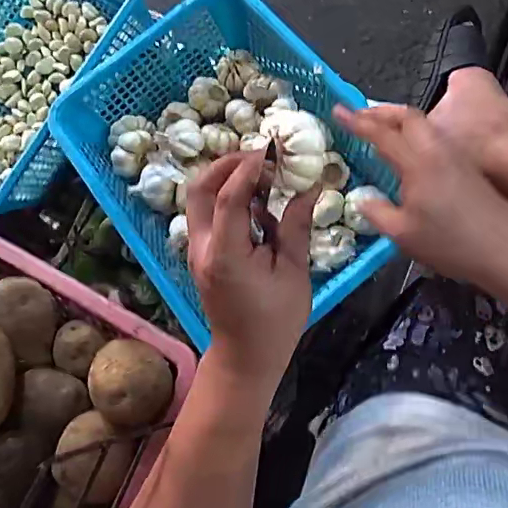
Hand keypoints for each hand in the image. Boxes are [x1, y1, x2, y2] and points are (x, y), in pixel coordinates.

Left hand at [185, 151, 316, 387]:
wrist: (245, 358)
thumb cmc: (275, 321)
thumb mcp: (294, 273)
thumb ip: (296, 227)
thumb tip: (310, 188)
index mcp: (225, 254)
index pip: (228, 197)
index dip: (249, 168)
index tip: (271, 149)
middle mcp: (202, 247)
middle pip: (200, 189)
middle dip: (228, 164)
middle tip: (261, 156)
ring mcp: (197, 250)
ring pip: (200, 199)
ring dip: (226, 179)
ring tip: (264, 175)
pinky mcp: (202, 253)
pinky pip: (208, 213)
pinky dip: (228, 198)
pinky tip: (259, 203)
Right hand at [335, 104, 507, 319]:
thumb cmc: (452, 244)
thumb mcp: (403, 235)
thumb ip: (377, 212)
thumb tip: (363, 198)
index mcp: (418, 162)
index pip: (381, 133)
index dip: (357, 121)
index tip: (337, 110)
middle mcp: (438, 150)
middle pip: (408, 116)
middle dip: (381, 112)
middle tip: (360, 117)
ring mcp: (457, 156)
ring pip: (424, 126)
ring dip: (400, 122)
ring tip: (382, 132)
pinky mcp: (469, 167)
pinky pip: (435, 138)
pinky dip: (415, 135)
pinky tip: (409, 155)